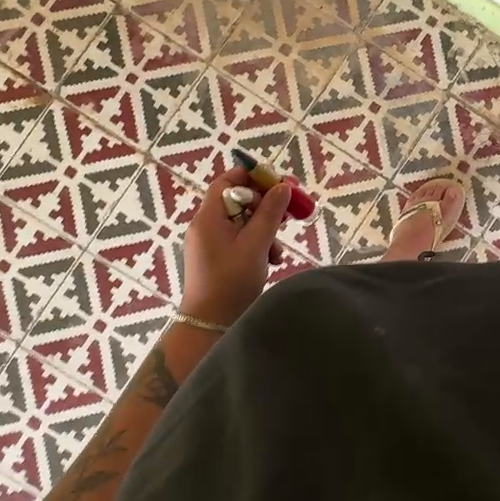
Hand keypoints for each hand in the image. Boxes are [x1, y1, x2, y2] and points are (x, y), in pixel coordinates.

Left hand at [179, 167, 291, 326]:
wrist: (211, 324)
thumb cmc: (231, 282)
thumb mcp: (255, 245)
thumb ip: (270, 213)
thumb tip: (283, 186)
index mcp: (209, 218)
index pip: (227, 181)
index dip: (252, 176)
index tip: (278, 181)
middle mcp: (207, 226)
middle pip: (239, 201)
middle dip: (267, 205)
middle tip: (292, 209)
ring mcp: (212, 243)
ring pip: (244, 222)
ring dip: (266, 229)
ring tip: (279, 249)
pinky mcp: (219, 258)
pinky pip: (242, 240)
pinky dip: (259, 244)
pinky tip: (273, 260)